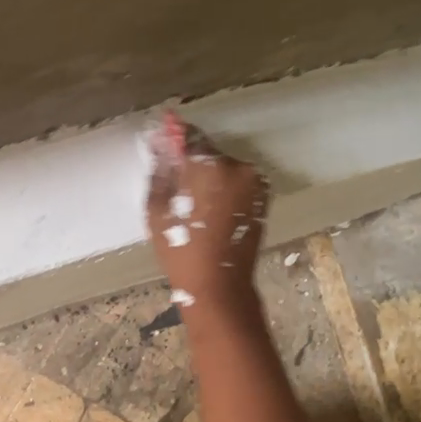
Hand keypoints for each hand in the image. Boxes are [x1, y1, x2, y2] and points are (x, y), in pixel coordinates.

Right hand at [144, 110, 268, 313]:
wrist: (219, 285)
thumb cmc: (182, 252)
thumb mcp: (157, 212)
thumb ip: (160, 173)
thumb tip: (160, 149)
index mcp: (209, 165)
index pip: (189, 136)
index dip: (174, 137)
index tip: (163, 140)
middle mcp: (237, 166)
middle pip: (208, 153)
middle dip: (192, 163)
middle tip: (176, 184)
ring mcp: (255, 182)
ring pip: (224, 168)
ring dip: (209, 177)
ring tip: (194, 204)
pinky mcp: (263, 198)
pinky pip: (237, 183)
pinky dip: (224, 189)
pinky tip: (211, 211)